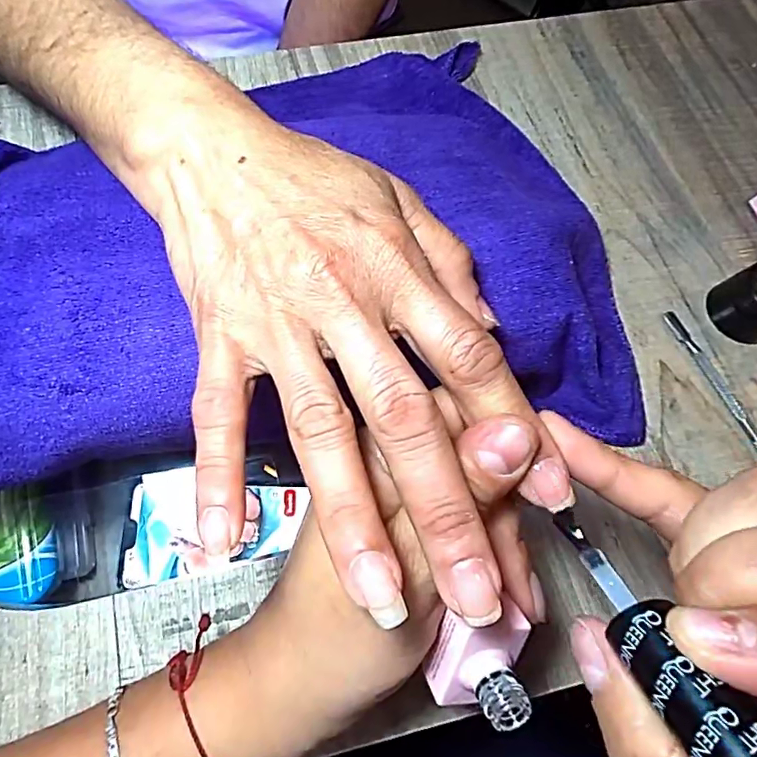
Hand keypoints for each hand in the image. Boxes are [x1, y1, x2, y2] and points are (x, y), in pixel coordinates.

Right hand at [132, 105, 572, 633]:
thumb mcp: (393, 196)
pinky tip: (222, 538)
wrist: (212, 157)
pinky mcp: (219, 335)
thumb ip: (446, 260)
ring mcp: (275, 325)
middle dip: (446, 511)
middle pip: (403, 417)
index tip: (544, 497)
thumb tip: (490, 328)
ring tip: (378, 599)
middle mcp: (340, 304)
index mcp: (392, 267)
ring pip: (318, 431)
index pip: (466, 356)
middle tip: (482, 597)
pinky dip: (216, 474)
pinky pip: (215, 412)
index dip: (510, 427)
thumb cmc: (305, 173)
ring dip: (349, 519)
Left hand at [237, 412, 544, 739]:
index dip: (511, 457)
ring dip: (502, 546)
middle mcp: (380, 451)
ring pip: (476, 492)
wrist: (305, 674)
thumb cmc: (337, 626)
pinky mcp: (406, 514)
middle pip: (474, 455)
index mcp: (369, 444)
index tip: (546, 500)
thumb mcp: (414, 560)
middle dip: (505, 517)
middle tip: (514, 578)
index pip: (460, 413)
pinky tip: (505, 596)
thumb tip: (513, 429)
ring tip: (511, 603)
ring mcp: (394, 484)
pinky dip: (490, 558)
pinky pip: (464, 518)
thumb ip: (464, 492)